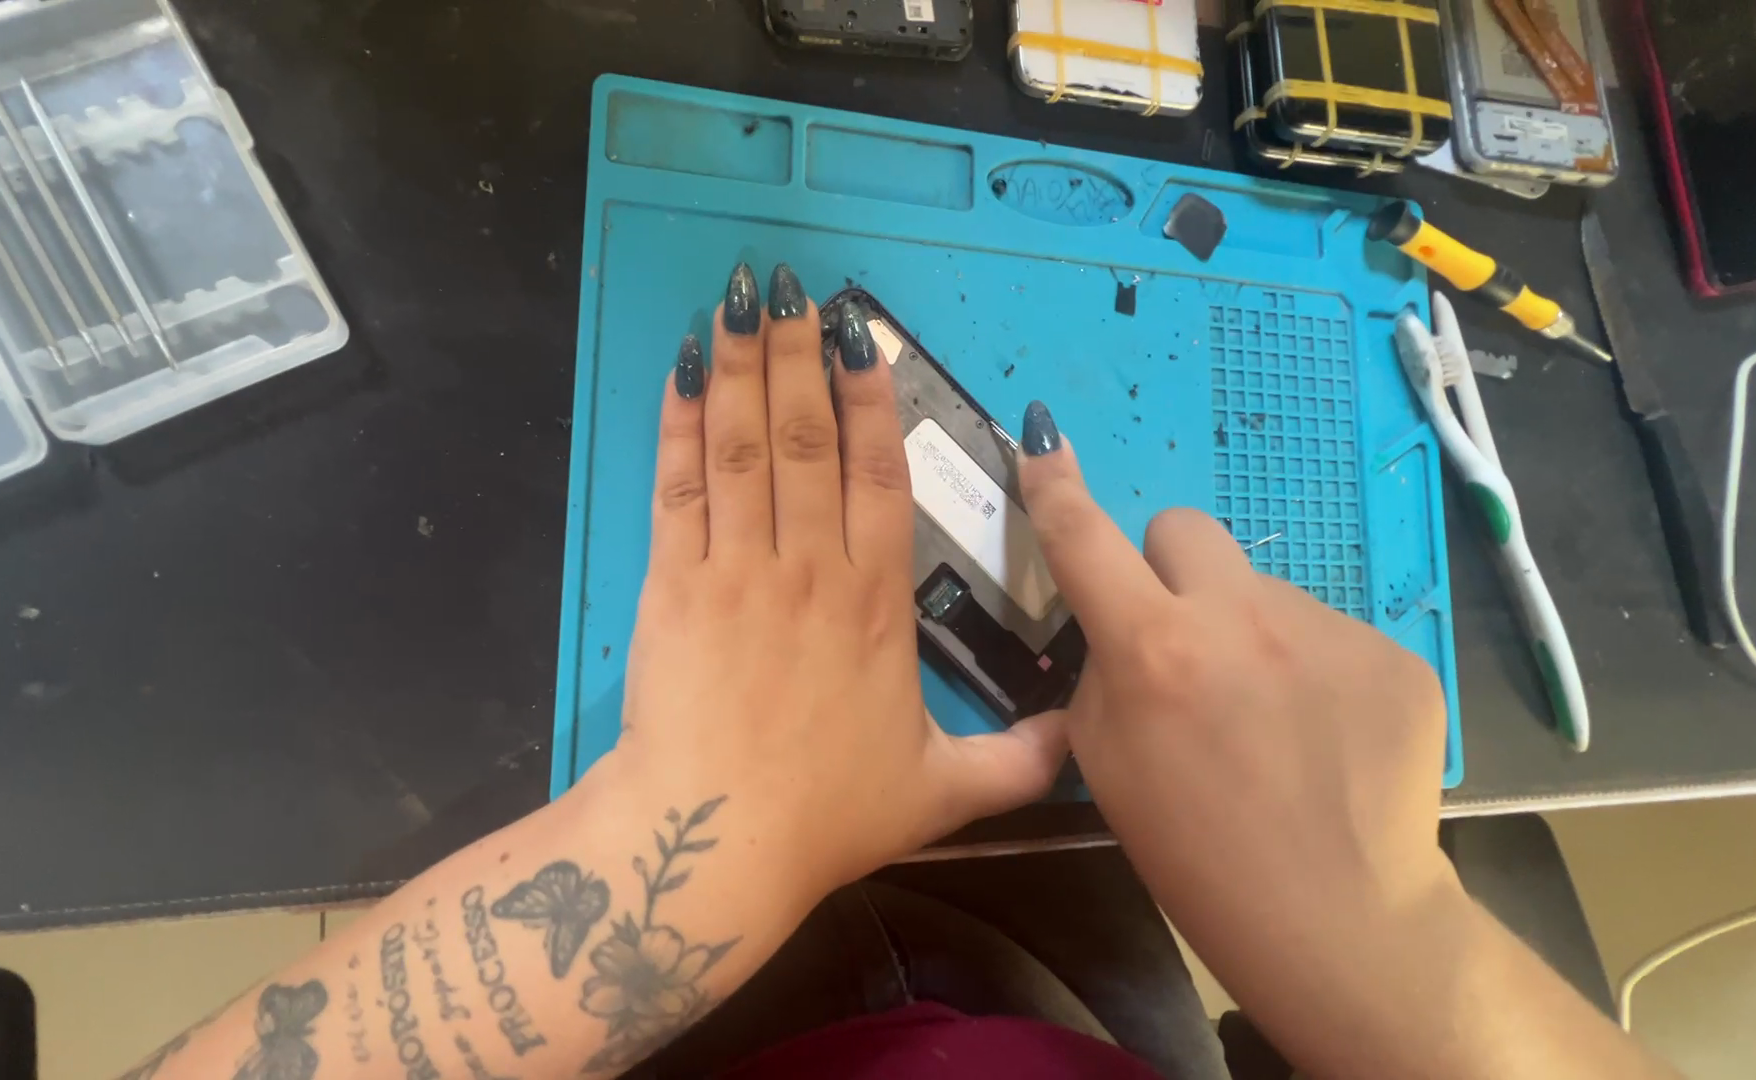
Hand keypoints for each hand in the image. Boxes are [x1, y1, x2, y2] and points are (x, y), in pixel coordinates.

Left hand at [590, 265, 1067, 909]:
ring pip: (741, 447)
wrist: (716, 842)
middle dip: (796, 354)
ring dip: (740, 366)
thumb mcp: (941, 795)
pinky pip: (676, 488)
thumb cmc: (826, 815)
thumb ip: (1019, 763)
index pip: (879, 474)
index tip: (858, 334)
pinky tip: (680, 372)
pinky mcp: (671, 582)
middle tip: (788, 285)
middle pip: (805, 438)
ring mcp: (735, 567)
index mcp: (876, 601)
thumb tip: (1085, 742)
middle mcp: (809, 565)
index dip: (868, 397)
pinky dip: (678, 426)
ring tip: (736, 299)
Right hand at [1015, 401, 1456, 1053]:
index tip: (1042, 437)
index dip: (1054, 486)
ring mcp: (1325, 628)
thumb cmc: (1186, 842)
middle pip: (1182, 526)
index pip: (1083, 539)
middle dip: (1165, 566)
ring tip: (1262, 708)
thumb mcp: (1100, 752)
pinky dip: (1303, 661)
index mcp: (1151, 648)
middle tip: (1178, 637)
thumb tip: (1123, 621)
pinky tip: (1316, 726)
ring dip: (1240, 624)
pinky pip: (1320, 626)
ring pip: (1254, 585)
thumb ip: (1101, 665)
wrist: (1334, 914)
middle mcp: (1237, 618)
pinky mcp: (1392, 652)